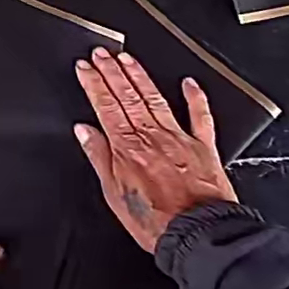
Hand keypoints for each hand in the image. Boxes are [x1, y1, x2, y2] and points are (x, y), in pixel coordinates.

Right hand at [74, 48, 237, 251]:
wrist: (199, 236)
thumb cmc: (157, 221)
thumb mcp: (114, 194)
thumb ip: (99, 157)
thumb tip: (84, 131)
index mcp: (127, 147)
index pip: (105, 106)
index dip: (93, 83)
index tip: (85, 67)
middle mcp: (152, 137)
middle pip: (127, 95)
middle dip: (112, 71)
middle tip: (101, 52)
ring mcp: (178, 138)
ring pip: (154, 98)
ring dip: (139, 75)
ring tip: (127, 58)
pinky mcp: (204, 147)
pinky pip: (200, 116)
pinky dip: (195, 97)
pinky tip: (189, 82)